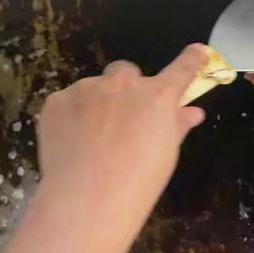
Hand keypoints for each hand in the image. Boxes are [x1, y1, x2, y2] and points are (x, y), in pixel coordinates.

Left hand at [32, 45, 209, 228]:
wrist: (87, 200)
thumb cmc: (138, 183)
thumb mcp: (166, 155)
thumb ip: (177, 126)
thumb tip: (192, 112)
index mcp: (157, 96)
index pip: (181, 69)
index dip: (192, 60)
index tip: (197, 52)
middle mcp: (123, 84)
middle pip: (127, 73)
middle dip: (127, 89)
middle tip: (123, 120)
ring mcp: (86, 88)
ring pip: (94, 89)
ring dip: (96, 105)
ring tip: (92, 142)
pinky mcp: (56, 100)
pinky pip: (68, 102)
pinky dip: (71, 117)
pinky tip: (72, 144)